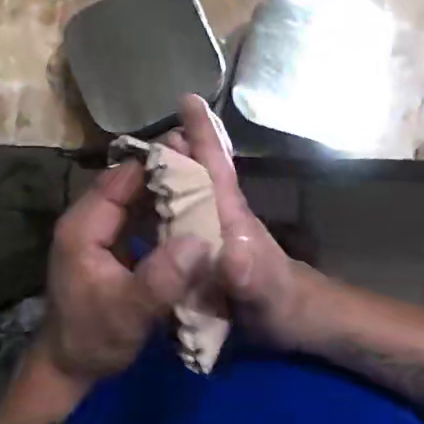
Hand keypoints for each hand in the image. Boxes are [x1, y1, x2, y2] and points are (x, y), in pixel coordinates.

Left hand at [35, 160, 211, 385]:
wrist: (68, 367)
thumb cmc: (94, 338)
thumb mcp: (131, 312)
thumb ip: (162, 277)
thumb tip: (199, 240)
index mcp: (83, 226)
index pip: (122, 178)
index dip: (157, 166)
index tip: (196, 159)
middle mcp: (86, 219)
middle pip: (128, 182)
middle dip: (165, 176)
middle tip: (207, 171)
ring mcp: (95, 230)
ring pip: (133, 197)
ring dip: (164, 192)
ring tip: (204, 187)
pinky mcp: (106, 243)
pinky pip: (135, 214)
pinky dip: (159, 211)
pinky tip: (187, 215)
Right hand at [160, 95, 322, 350]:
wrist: (293, 323)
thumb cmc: (281, 303)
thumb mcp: (265, 294)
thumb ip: (248, 276)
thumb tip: (230, 254)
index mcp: (230, 214)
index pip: (215, 165)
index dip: (203, 132)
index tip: (188, 99)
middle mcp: (218, 215)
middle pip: (195, 171)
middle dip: (172, 148)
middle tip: (138, 138)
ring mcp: (212, 232)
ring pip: (185, 192)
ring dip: (162, 175)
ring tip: (129, 169)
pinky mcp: (205, 252)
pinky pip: (178, 219)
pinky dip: (160, 208)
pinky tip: (139, 212)